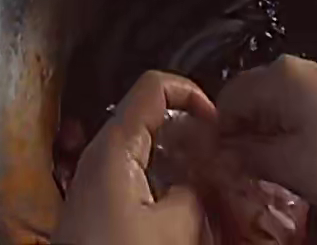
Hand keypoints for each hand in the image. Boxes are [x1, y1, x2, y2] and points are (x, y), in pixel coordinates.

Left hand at [53, 71, 217, 244]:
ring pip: (144, 143)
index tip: (216, 120)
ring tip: (207, 177)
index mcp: (116, 142)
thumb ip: (192, 198)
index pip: (153, 86)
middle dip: (186, 125)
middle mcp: (104, 148)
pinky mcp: (99, 198)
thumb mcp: (170, 233)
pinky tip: (180, 203)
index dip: (189, 91)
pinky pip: (136, 169)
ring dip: (176, 153)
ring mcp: (99, 173)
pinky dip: (161, 175)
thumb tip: (201, 184)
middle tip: (217, 151)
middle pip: (149, 112)